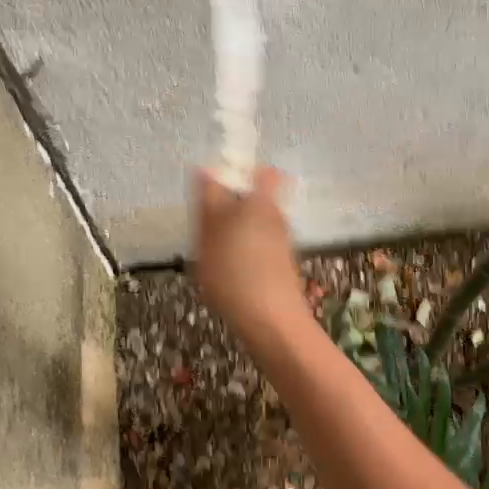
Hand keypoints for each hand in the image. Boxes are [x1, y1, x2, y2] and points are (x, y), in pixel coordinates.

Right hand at [191, 167, 304, 332]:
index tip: (220, 185)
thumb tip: (206, 168)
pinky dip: (245, 254)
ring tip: (214, 255)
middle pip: (259, 199)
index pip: (263, 172)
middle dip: (236, 206)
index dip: (244, 172)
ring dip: (238, 232)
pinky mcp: (282, 264)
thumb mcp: (209, 232)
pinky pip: (260, 247)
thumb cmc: (234, 272)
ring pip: (258, 224)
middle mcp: (277, 216)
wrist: (272, 320)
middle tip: (208, 225)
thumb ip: (208, 199)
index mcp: (261, 201)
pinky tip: (228, 275)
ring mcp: (282, 241)